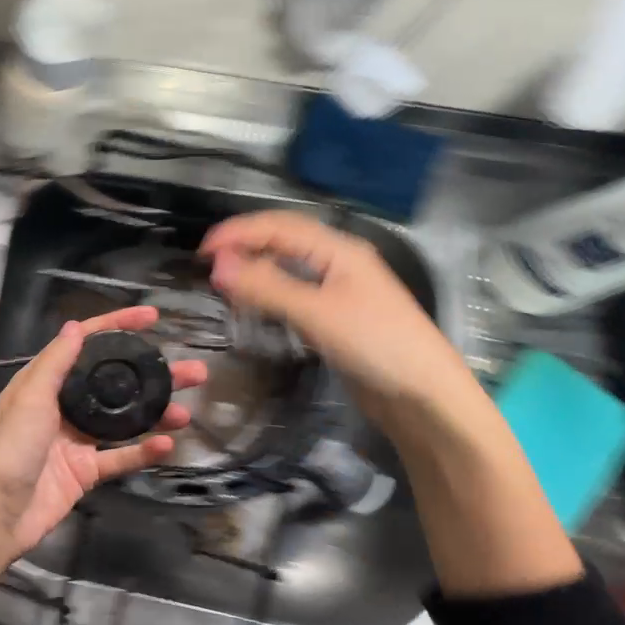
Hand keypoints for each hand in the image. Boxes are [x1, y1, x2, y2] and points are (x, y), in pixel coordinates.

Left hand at [0, 306, 206, 556]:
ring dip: (155, 413)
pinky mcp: (85, 471)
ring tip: (189, 409)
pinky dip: (143, 451)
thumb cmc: (10, 448)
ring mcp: (74, 440)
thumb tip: (75, 326)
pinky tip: (169, 444)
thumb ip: (54, 363)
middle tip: (192, 370)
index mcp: (42, 383)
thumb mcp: (29, 398)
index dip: (115, 326)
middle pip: (111, 382)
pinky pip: (120, 457)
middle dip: (150, 374)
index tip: (152, 318)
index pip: (82, 344)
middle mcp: (60, 406)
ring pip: (122, 420)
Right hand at [199, 211, 468, 410]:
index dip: (238, 232)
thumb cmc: (376, 345)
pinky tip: (253, 302)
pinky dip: (267, 290)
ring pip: (288, 265)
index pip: (279, 227)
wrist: (423, 397)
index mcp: (339, 250)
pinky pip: (293, 291)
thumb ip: (265, 287)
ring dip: (254, 266)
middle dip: (244, 244)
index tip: (201, 252)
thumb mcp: (316, 313)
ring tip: (223, 280)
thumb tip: (217, 266)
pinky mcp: (335, 317)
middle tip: (208, 263)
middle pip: (284, 239)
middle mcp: (338, 263)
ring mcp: (339, 290)